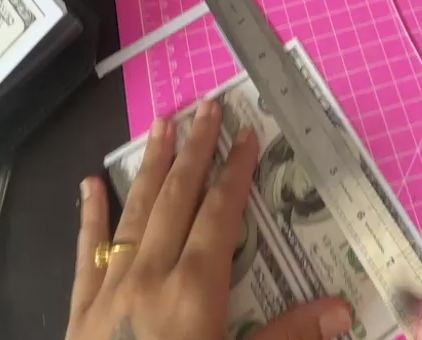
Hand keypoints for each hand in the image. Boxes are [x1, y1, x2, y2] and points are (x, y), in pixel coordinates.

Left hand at [68, 98, 352, 339]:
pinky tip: (89, 182)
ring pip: (135, 211)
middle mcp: (151, 275)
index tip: (246, 131)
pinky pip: (86, 254)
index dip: (236, 169)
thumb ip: (287, 339)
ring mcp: (110, 290)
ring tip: (163, 122)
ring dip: (151, 164)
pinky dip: (89, 216)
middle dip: (196, 149)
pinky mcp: (80, 313)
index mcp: (195, 289)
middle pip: (178, 197)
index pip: (221, 211)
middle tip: (207, 104)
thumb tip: (342, 309)